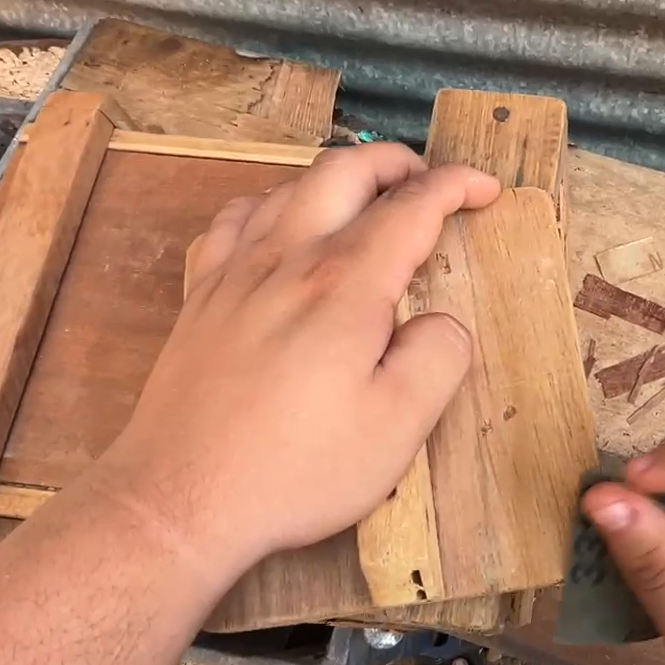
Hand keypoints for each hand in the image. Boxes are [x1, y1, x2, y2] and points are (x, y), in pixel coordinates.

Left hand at [74, 143, 500, 581]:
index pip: (411, 208)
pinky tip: (281, 227)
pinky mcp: (201, 297)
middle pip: (345, 171)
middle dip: (397, 162)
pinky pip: (235, 219)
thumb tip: (441, 322)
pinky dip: (273, 203)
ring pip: (290, 185)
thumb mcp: (399, 426)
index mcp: (345, 285)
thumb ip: (440, 356)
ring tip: (367, 200)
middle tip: (429, 181)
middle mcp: (288, 259)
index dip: (455, 186)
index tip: (484, 188)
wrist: (180, 502)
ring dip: (340, 177)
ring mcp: (234, 272)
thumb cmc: (297, 469)